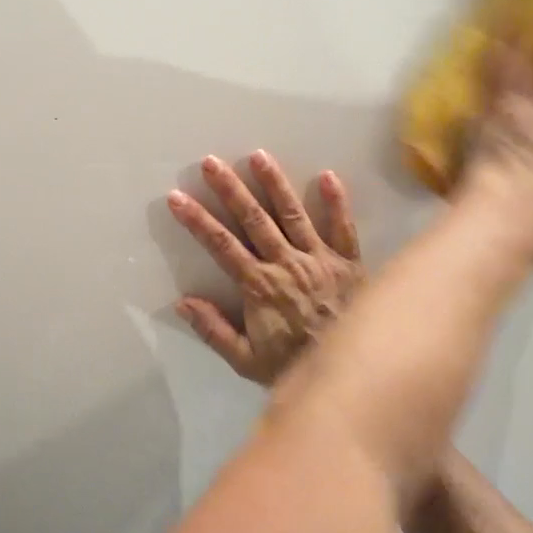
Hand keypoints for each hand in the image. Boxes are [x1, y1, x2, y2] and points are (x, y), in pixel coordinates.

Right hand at [166, 152, 363, 385]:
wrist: (355, 376)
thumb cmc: (296, 366)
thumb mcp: (247, 361)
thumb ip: (214, 331)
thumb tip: (182, 302)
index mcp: (259, 285)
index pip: (221, 245)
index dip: (197, 220)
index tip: (177, 197)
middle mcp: (287, 263)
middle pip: (254, 219)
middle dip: (230, 189)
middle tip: (212, 162)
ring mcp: (319, 259)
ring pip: (293, 214)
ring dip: (275, 184)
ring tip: (259, 155)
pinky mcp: (349, 263)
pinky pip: (343, 228)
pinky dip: (337, 202)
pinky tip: (329, 176)